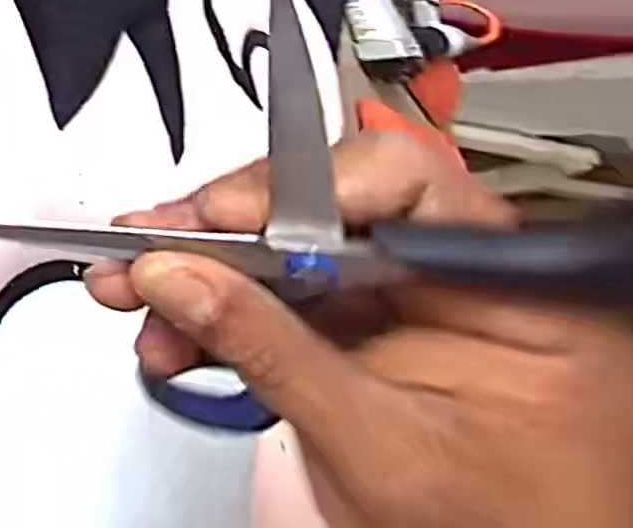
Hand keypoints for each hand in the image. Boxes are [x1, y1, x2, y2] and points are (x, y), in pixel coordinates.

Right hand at [86, 128, 632, 527]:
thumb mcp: (382, 449)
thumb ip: (270, 350)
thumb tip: (172, 273)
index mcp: (503, 294)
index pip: (397, 182)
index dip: (299, 187)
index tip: (221, 217)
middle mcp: (435, 278)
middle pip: (300, 207)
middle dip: (207, 233)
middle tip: (143, 250)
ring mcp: (378, 298)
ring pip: (256, 246)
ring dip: (182, 269)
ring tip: (129, 292)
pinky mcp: (331, 320)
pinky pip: (244, 288)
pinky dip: (192, 305)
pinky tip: (163, 330)